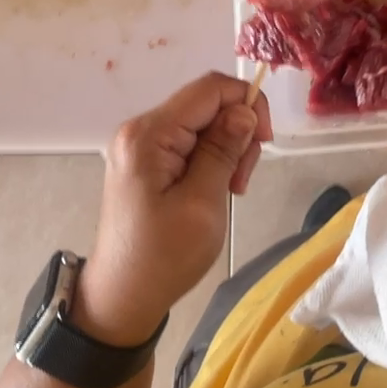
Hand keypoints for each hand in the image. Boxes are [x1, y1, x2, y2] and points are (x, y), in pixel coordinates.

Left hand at [77, 73, 271, 346]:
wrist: (122, 299)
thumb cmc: (163, 257)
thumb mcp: (202, 203)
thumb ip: (223, 150)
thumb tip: (246, 109)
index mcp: (149, 134)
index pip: (210, 88)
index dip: (247, 103)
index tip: (264, 142)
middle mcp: (141, 129)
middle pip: (208, 103)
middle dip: (237, 132)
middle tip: (242, 180)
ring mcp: (141, 144)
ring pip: (203, 122)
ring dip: (228, 148)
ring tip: (230, 189)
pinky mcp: (147, 160)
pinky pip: (190, 141)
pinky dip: (212, 158)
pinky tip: (215, 188)